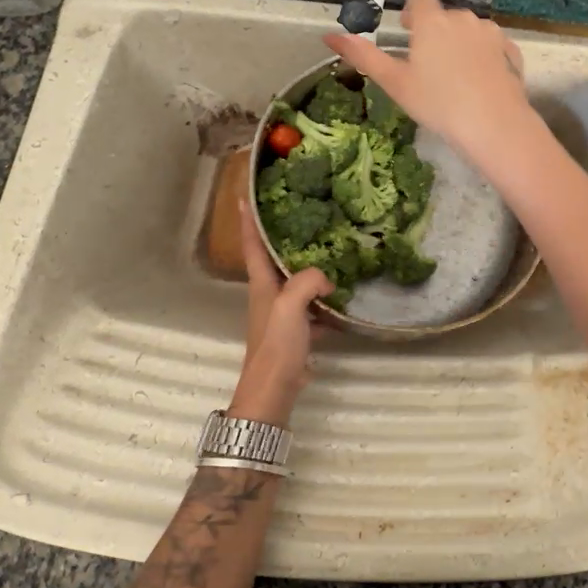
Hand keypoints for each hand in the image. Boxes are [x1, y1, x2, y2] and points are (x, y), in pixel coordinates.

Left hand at [230, 198, 330, 423]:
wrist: (274, 391)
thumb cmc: (276, 346)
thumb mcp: (291, 306)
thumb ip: (308, 282)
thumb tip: (328, 278)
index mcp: (262, 285)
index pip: (253, 246)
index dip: (248, 221)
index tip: (243, 197)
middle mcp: (269, 295)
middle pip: (274, 260)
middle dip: (282, 238)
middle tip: (302, 216)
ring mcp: (282, 314)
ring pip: (296, 282)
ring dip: (308, 267)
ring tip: (330, 251)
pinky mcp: (296, 332)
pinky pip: (312, 306)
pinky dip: (325, 299)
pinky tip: (344, 298)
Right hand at [324, 0, 532, 159]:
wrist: (493, 124)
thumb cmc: (437, 103)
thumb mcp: (394, 82)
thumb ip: (362, 54)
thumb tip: (329, 36)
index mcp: (433, 21)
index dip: (413, 14)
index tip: (409, 35)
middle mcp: (463, 18)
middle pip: (445, 16)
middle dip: (436, 33)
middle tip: (429, 67)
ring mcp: (491, 33)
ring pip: (470, 31)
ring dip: (461, 45)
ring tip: (455, 79)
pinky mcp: (511, 51)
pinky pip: (492, 47)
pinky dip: (484, 59)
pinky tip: (479, 85)